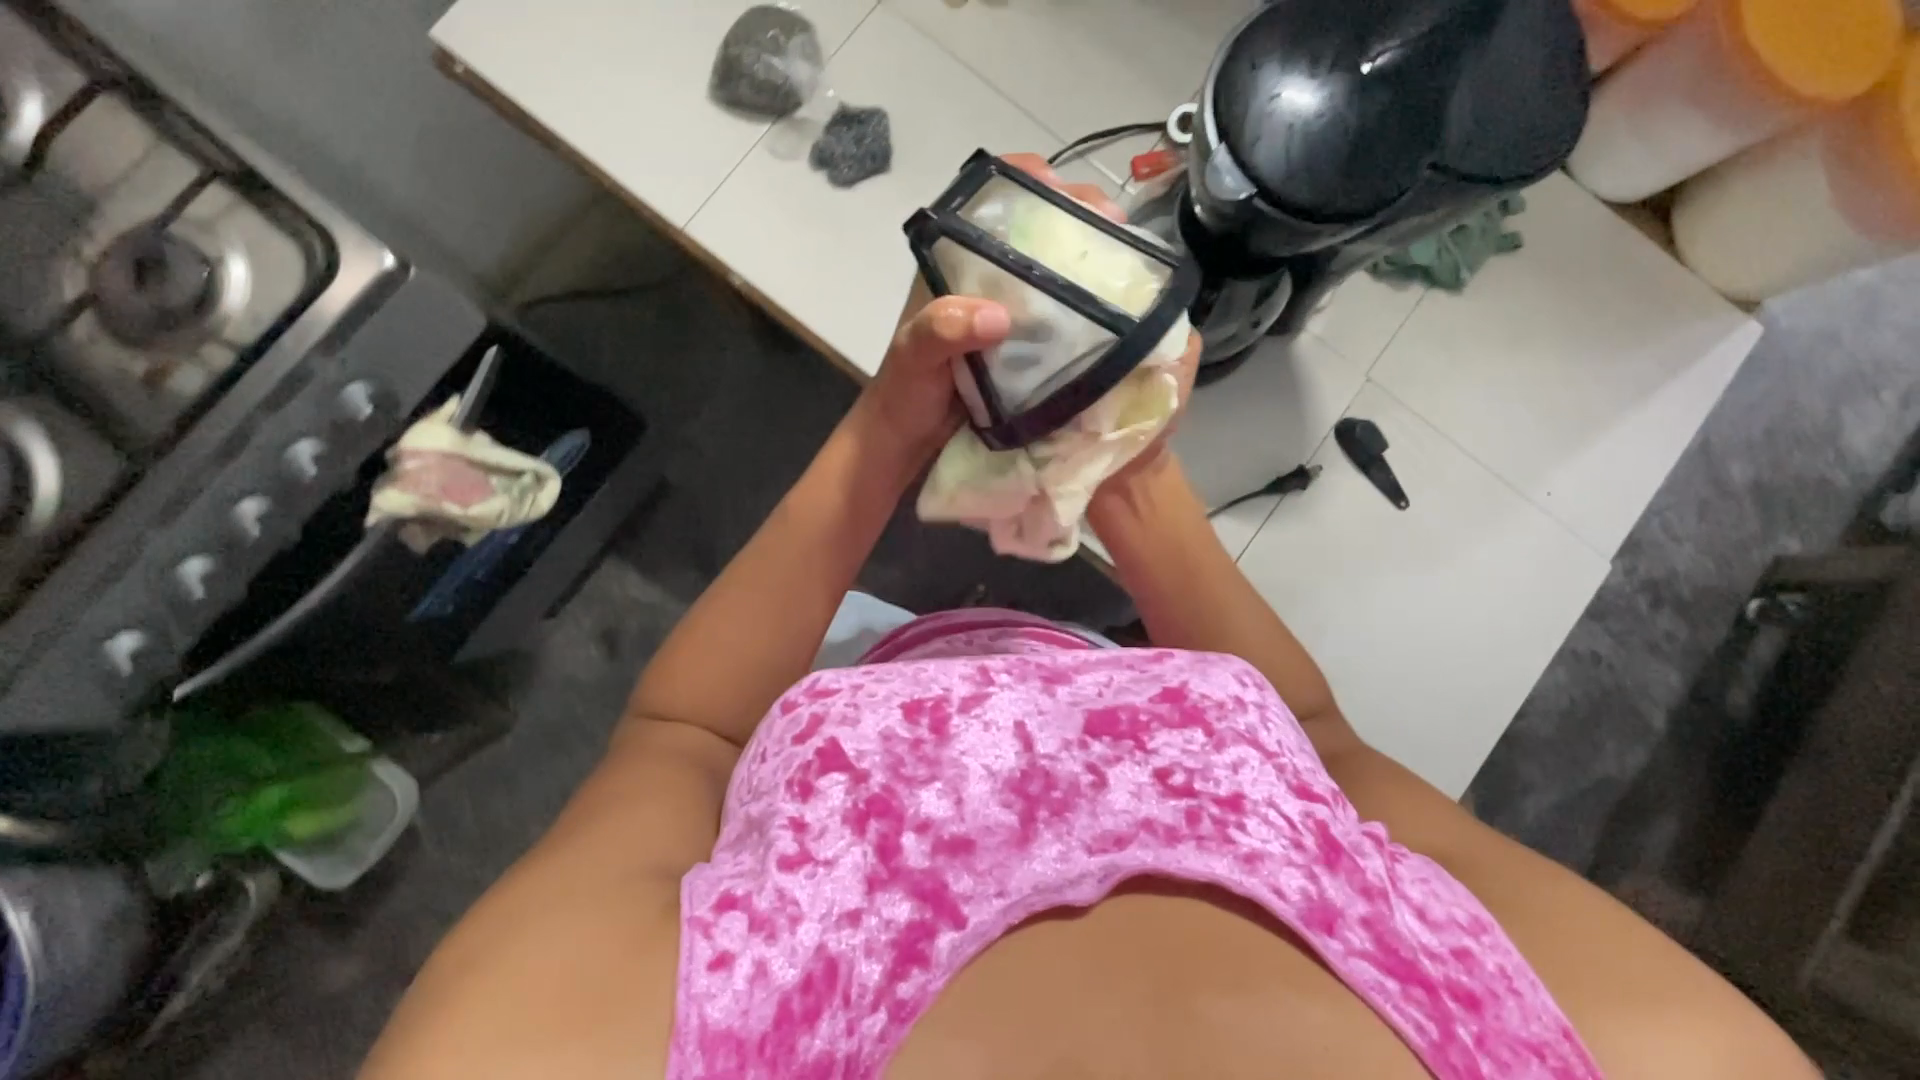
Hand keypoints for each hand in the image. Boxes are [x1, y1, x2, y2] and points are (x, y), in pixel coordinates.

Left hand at [859, 153, 1197, 465]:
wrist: (912, 438)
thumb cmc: (905, 389)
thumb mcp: (914, 355)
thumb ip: (942, 330)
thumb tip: (997, 316)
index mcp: (952, 260)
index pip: (989, 198)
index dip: (1028, 182)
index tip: (1065, 193)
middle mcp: (985, 274)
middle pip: (1036, 225)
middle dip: (1077, 217)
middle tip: (1116, 231)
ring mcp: (1009, 306)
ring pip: (1055, 266)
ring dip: (1091, 259)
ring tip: (1128, 265)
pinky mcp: (1027, 341)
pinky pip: (1063, 312)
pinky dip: (1089, 306)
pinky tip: (1120, 312)